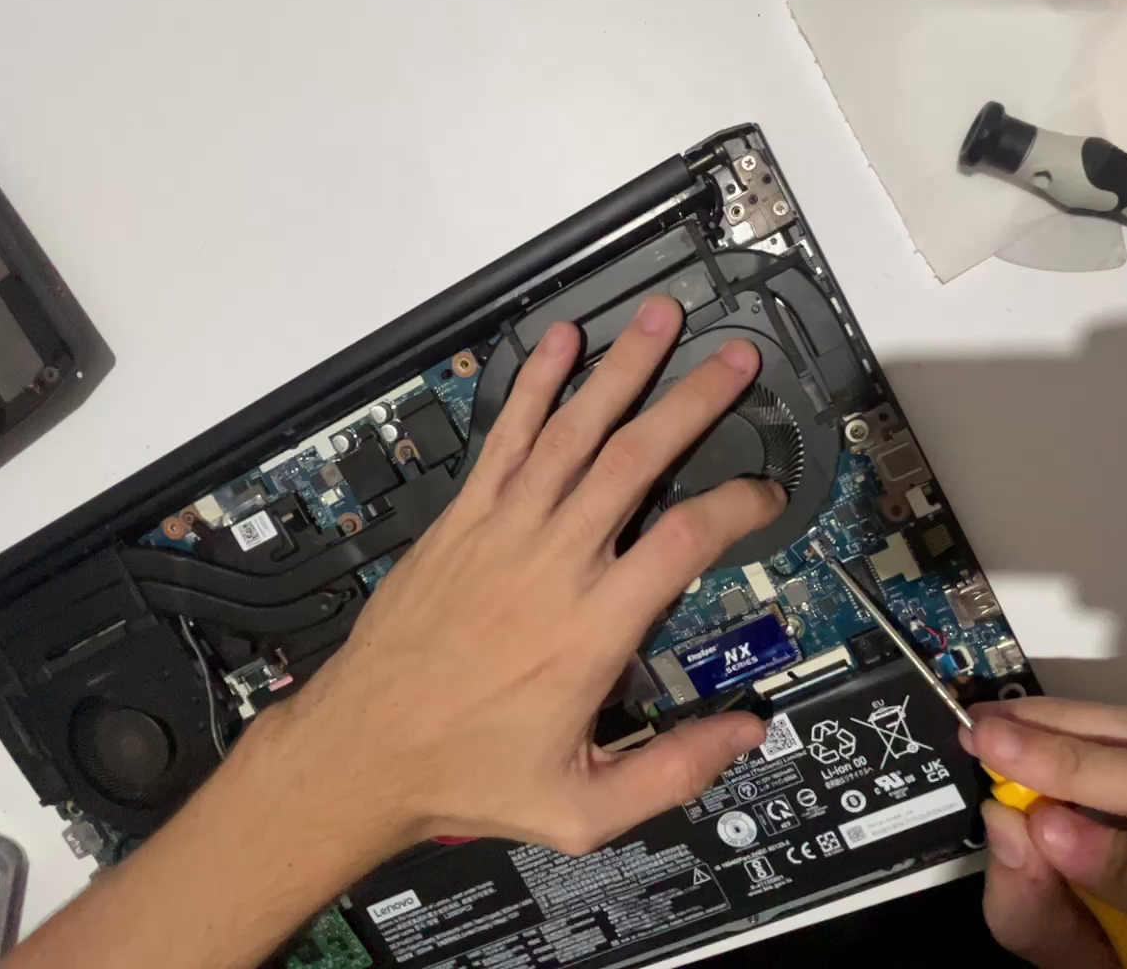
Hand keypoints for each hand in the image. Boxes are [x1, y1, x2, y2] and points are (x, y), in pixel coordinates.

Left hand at [250, 294, 782, 859]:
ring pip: (574, 432)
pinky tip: (559, 343)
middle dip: (693, 400)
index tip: (765, 492)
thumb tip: (745, 731)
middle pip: (636, 458)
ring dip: (621, 371)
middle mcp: (553, 562)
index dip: (738, 505)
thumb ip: (672, 770)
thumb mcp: (582, 806)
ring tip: (658, 321)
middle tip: (733, 359)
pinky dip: (535, 386)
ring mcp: (503, 530)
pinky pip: (504, 438)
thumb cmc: (468, 771)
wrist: (361, 749)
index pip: (685, 538)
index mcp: (592, 626)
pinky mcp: (463, 519)